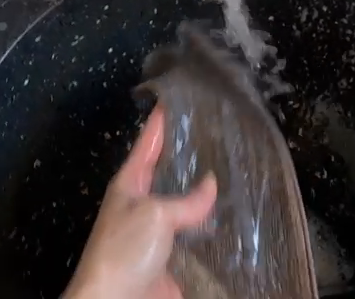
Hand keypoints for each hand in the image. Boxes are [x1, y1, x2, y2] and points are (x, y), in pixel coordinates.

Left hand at [64, 107, 218, 298]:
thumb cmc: (124, 250)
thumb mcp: (155, 215)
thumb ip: (186, 201)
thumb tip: (212, 184)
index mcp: (130, 181)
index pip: (147, 140)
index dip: (160, 119)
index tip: (174, 95)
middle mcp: (142, 201)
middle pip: (165, 169)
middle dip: (186, 152)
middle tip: (215, 129)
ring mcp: (154, 231)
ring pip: (181, 202)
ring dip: (201, 190)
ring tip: (229, 168)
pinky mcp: (167, 259)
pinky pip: (189, 236)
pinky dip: (207, 227)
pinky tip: (228, 217)